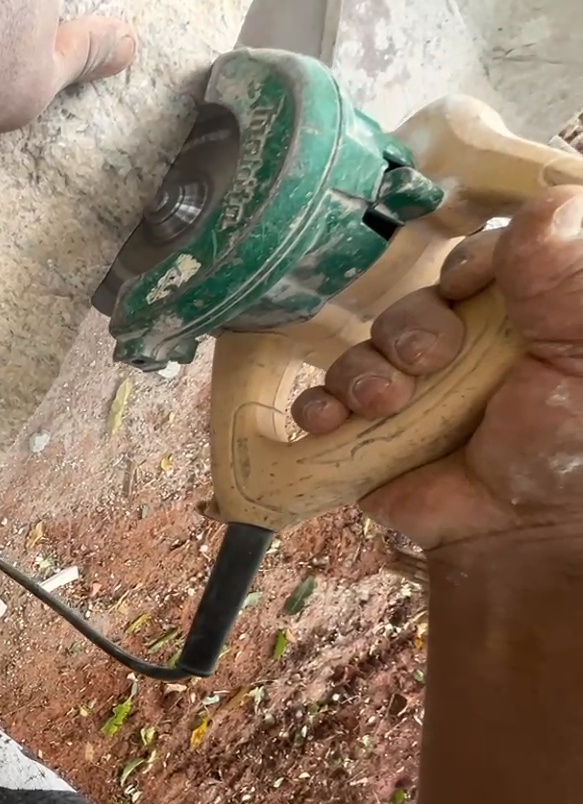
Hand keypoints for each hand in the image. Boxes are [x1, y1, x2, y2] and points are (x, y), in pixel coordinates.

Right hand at [289, 187, 582, 550]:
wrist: (520, 529)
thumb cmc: (578, 442)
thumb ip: (569, 282)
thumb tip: (543, 206)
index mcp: (530, 318)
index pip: (490, 259)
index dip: (473, 261)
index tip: (472, 282)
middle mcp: (467, 346)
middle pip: (415, 304)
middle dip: (410, 328)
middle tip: (430, 361)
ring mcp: (407, 388)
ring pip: (359, 350)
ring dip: (360, 372)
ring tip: (383, 405)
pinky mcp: (360, 428)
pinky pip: (316, 401)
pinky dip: (315, 408)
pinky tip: (331, 422)